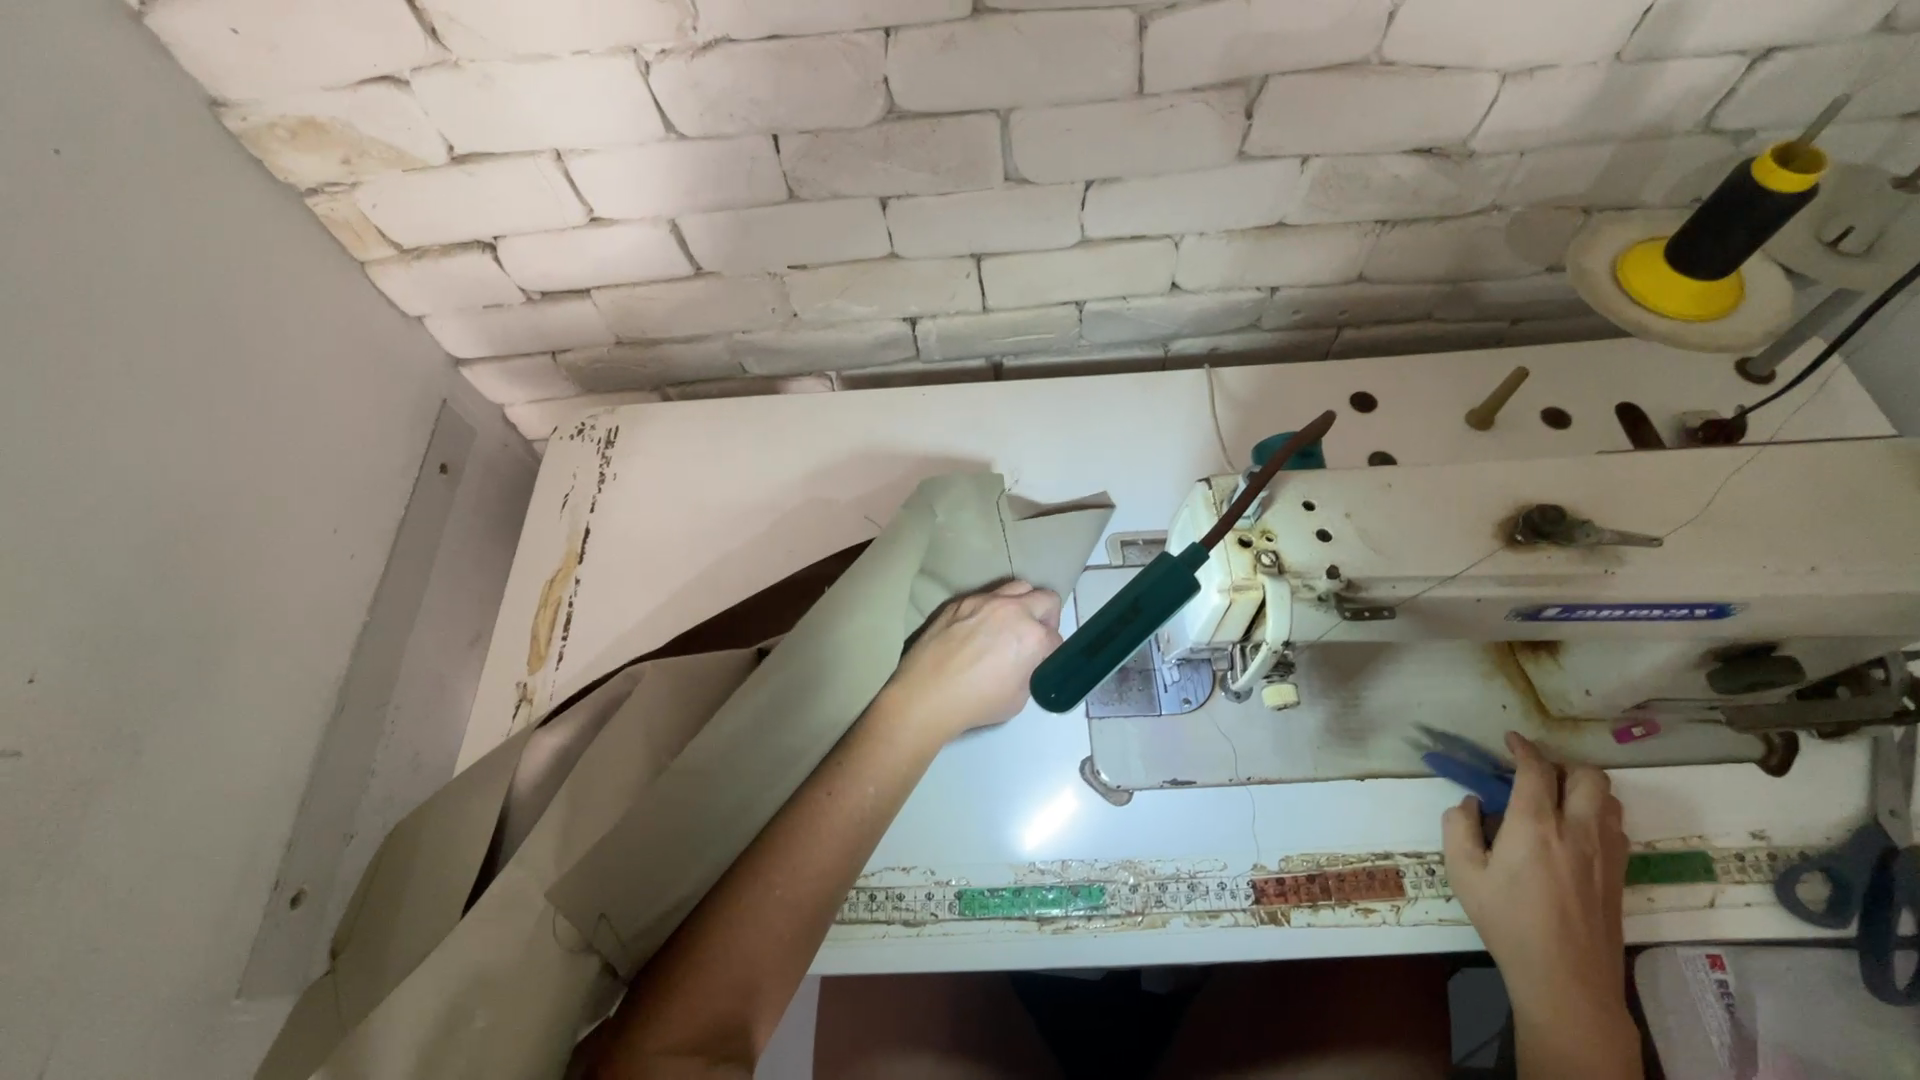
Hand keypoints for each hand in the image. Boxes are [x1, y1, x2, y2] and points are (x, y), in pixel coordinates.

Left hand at [878, 580, 1063, 740]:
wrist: (927, 694)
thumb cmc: (976, 703)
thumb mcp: (1019, 698)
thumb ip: (1029, 671)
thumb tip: (1025, 663)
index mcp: (1033, 637)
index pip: (1056, 638)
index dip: (1052, 652)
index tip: (1043, 661)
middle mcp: (1013, 611)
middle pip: (1047, 599)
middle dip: (1048, 617)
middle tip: (1035, 636)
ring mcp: (985, 601)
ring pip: (1018, 587)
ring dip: (1023, 603)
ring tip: (1011, 623)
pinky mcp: (960, 602)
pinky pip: (986, 596)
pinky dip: (992, 608)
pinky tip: (979, 628)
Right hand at [1442, 733, 1632, 1041]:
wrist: (1565, 977)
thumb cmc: (1507, 921)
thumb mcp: (1462, 873)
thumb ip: (1458, 827)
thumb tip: (1471, 803)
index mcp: (1534, 825)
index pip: (1536, 769)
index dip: (1523, 748)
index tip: (1510, 741)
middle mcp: (1577, 829)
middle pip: (1588, 776)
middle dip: (1562, 764)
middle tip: (1537, 772)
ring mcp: (1606, 852)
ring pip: (1609, 799)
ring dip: (1584, 788)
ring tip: (1557, 798)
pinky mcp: (1620, 873)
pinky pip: (1616, 826)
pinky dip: (1597, 814)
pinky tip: (1574, 832)